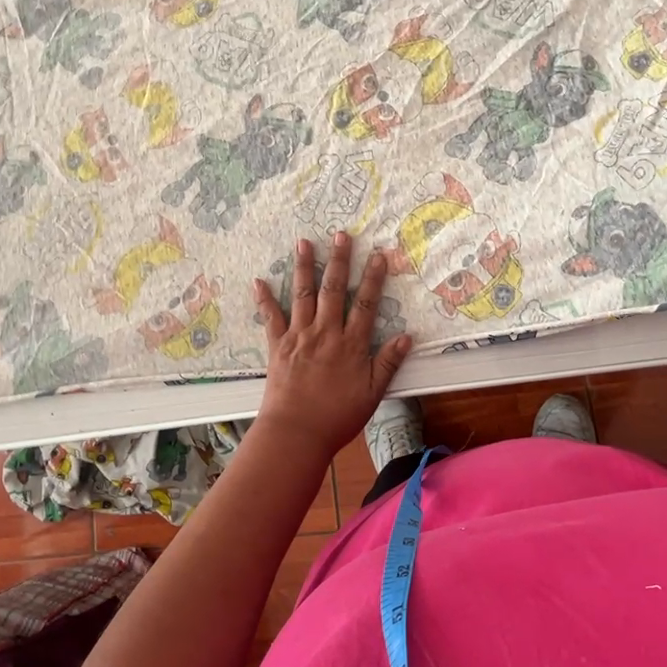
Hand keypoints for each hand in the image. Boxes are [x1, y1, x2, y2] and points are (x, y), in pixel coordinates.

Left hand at [253, 232, 410, 460]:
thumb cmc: (337, 417)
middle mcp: (326, 332)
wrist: (296, 433)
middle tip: (341, 234)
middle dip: (339, 260)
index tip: (378, 254)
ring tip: (304, 242)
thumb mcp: (372, 393)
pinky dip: (264, 299)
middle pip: (334, 289)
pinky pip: (271, 317)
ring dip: (305, 266)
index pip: (366, 303)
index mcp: (351, 344)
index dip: (373, 278)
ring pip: (303, 294)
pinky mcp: (278, 345)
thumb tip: (407, 336)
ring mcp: (300, 336)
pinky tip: (259, 281)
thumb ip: (388, 363)